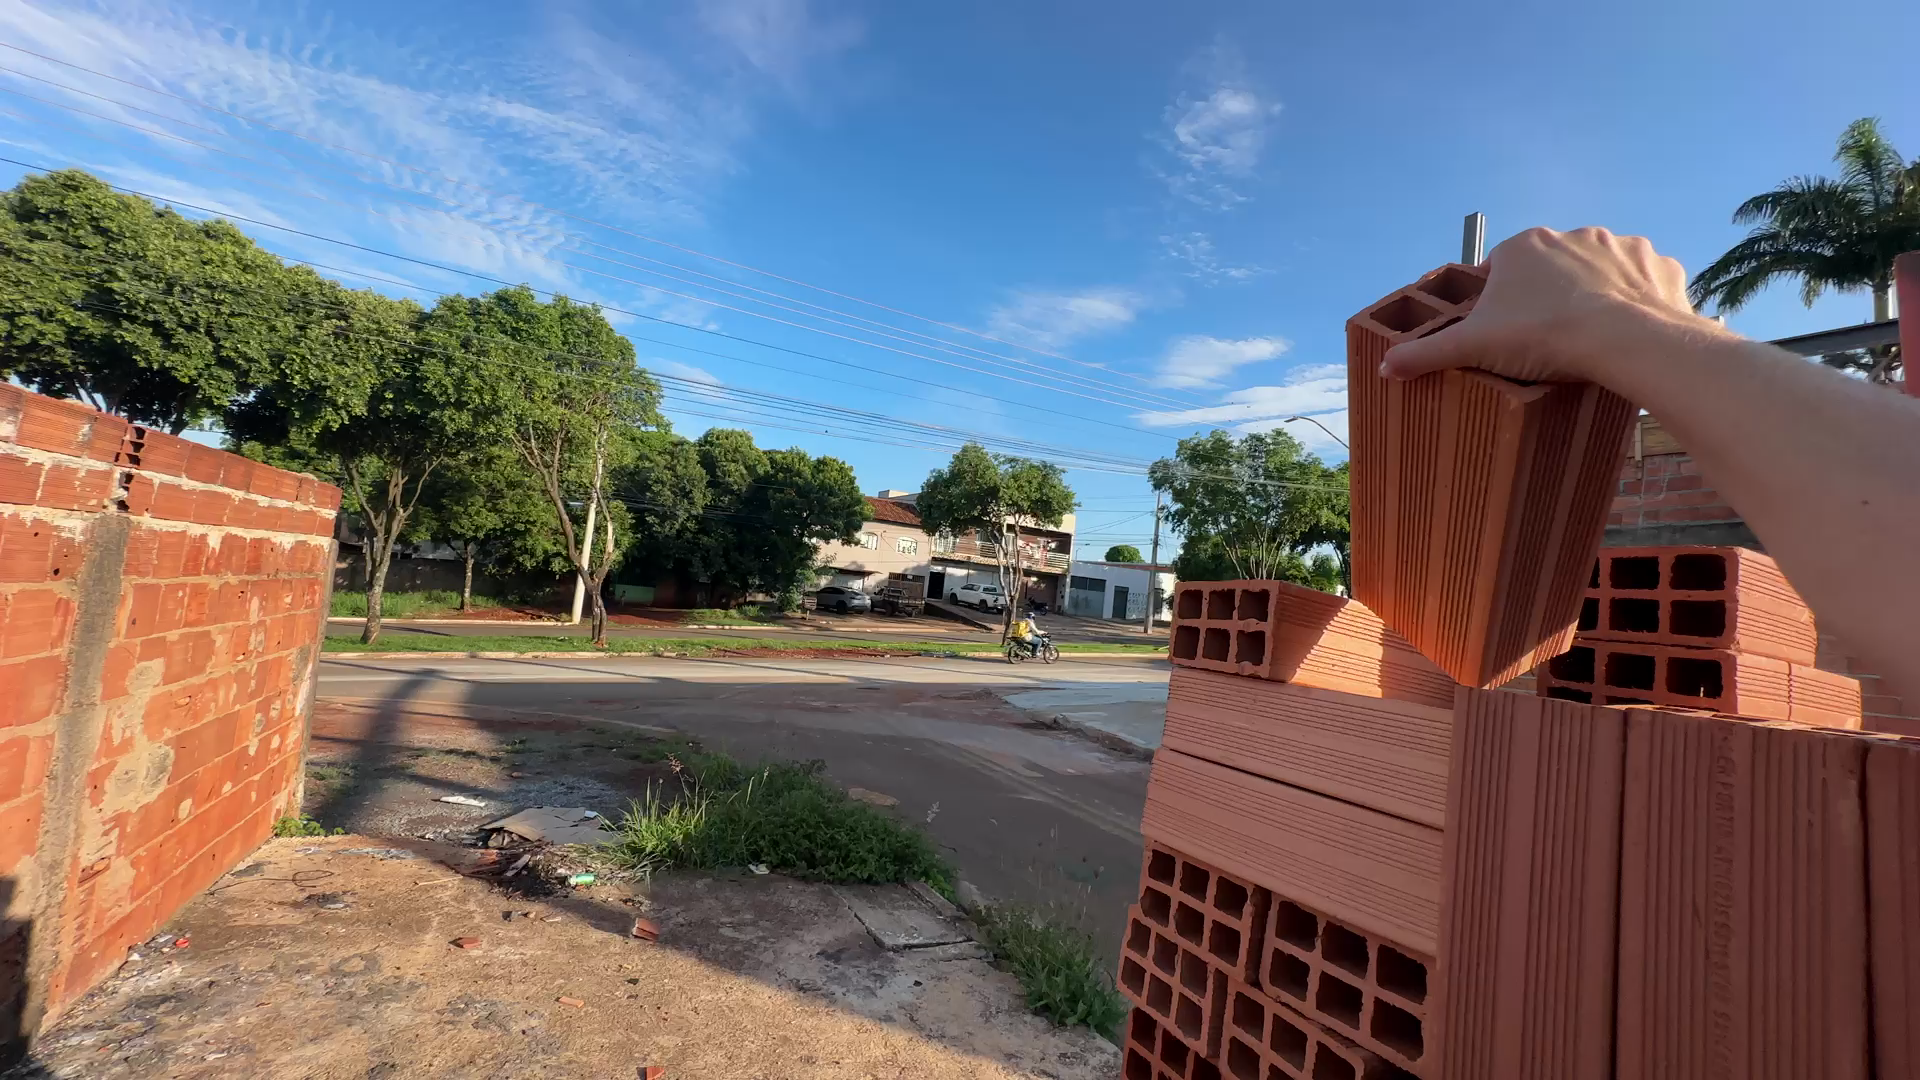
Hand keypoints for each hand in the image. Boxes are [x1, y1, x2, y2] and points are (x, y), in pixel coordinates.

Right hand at [1382, 226, 1718, 383]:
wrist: (1629, 343)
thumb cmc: (1540, 336)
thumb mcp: (1468, 348)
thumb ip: (1422, 355)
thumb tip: (1384, 366)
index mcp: (1523, 246)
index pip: (1496, 266)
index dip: (1491, 298)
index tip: (1494, 326)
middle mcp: (1573, 235)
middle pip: (1543, 266)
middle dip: (1537, 294)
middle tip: (1531, 335)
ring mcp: (1622, 246)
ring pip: (1591, 271)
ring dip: (1583, 295)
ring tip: (1575, 335)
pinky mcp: (1660, 266)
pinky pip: (1636, 281)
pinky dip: (1626, 302)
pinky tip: (1616, 330)